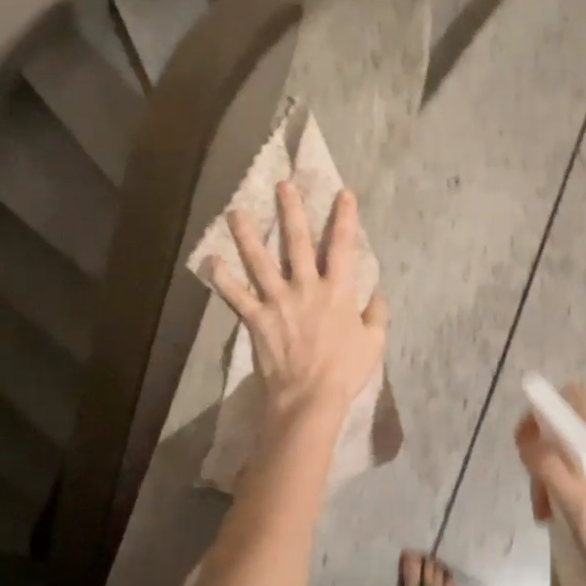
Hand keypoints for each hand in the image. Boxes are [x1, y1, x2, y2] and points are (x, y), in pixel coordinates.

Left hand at [208, 182, 388, 422]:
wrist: (309, 399)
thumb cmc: (345, 371)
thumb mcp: (374, 342)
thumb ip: (376, 313)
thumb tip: (377, 292)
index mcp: (338, 291)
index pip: (342, 246)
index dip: (344, 218)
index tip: (343, 193)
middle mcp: (306, 287)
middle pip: (297, 242)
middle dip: (290, 211)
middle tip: (282, 186)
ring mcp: (278, 301)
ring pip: (260, 261)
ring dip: (246, 234)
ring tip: (235, 211)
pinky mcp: (256, 318)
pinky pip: (236, 295)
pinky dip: (222, 278)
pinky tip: (209, 260)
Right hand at [515, 385, 585, 585]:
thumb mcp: (579, 506)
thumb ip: (549, 465)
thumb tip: (525, 438)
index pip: (573, 400)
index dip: (542, 415)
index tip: (524, 446)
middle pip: (573, 423)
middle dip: (546, 450)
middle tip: (536, 490)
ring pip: (578, 445)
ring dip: (555, 469)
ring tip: (545, 509)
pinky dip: (571, 478)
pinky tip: (563, 508)